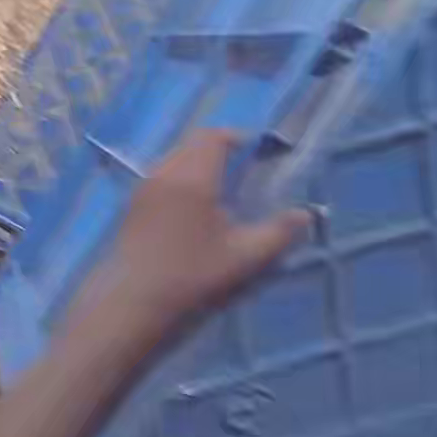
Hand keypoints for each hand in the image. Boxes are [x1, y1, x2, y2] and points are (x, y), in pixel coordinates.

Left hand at [103, 130, 309, 320]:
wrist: (134, 298)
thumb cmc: (192, 275)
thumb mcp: (246, 256)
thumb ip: (280, 231)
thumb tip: (306, 214)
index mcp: (190, 178)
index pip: (211, 138)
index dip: (236, 138)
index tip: (258, 154)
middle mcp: (162, 174)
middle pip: (190, 145)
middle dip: (218, 150)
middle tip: (243, 173)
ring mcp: (142, 188)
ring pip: (172, 159)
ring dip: (196, 164)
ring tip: (220, 191)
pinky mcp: (131, 204)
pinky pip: (158, 176)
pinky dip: (178, 178)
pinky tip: (192, 208)